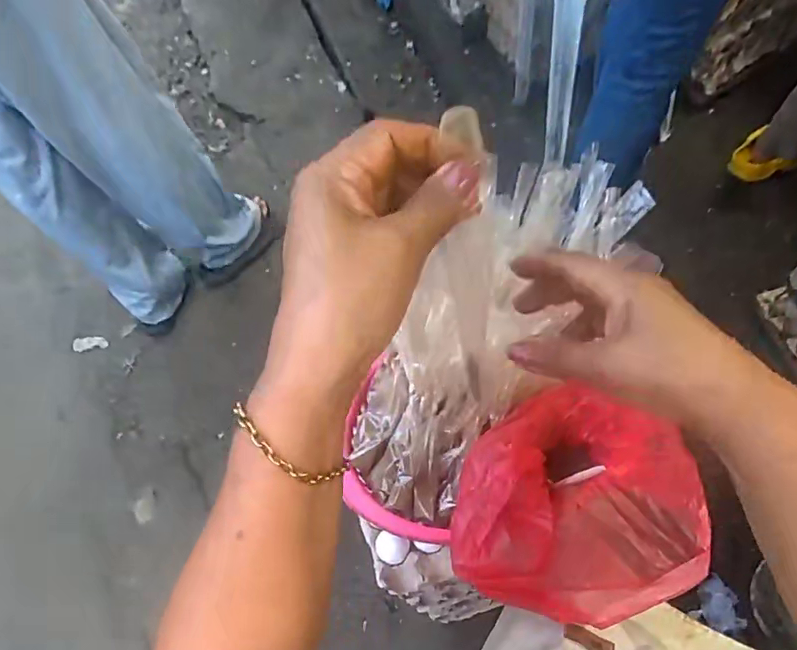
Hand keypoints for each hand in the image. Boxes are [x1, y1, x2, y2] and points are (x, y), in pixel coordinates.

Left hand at [267, 119, 481, 402]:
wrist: (319, 366)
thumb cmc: (355, 299)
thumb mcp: (401, 246)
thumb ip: (437, 202)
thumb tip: (470, 171)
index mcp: (331, 176)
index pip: (386, 136)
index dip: (434, 143)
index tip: (477, 167)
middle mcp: (326, 193)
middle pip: (385, 163)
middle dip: (431, 172)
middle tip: (476, 195)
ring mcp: (331, 228)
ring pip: (385, 198)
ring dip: (425, 201)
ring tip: (465, 217)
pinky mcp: (341, 259)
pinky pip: (380, 228)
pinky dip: (410, 227)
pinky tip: (437, 239)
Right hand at [507, 252, 767, 430]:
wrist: (724, 394)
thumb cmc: (661, 372)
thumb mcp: (603, 366)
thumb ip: (556, 357)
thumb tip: (512, 350)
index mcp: (622, 285)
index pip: (571, 265)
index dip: (539, 265)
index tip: (511, 267)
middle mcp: (637, 288)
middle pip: (585, 280)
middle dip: (551, 290)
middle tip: (520, 307)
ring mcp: (652, 309)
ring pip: (600, 302)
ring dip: (570, 314)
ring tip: (548, 336)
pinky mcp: (661, 331)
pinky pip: (614, 320)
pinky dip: (590, 330)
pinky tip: (584, 352)